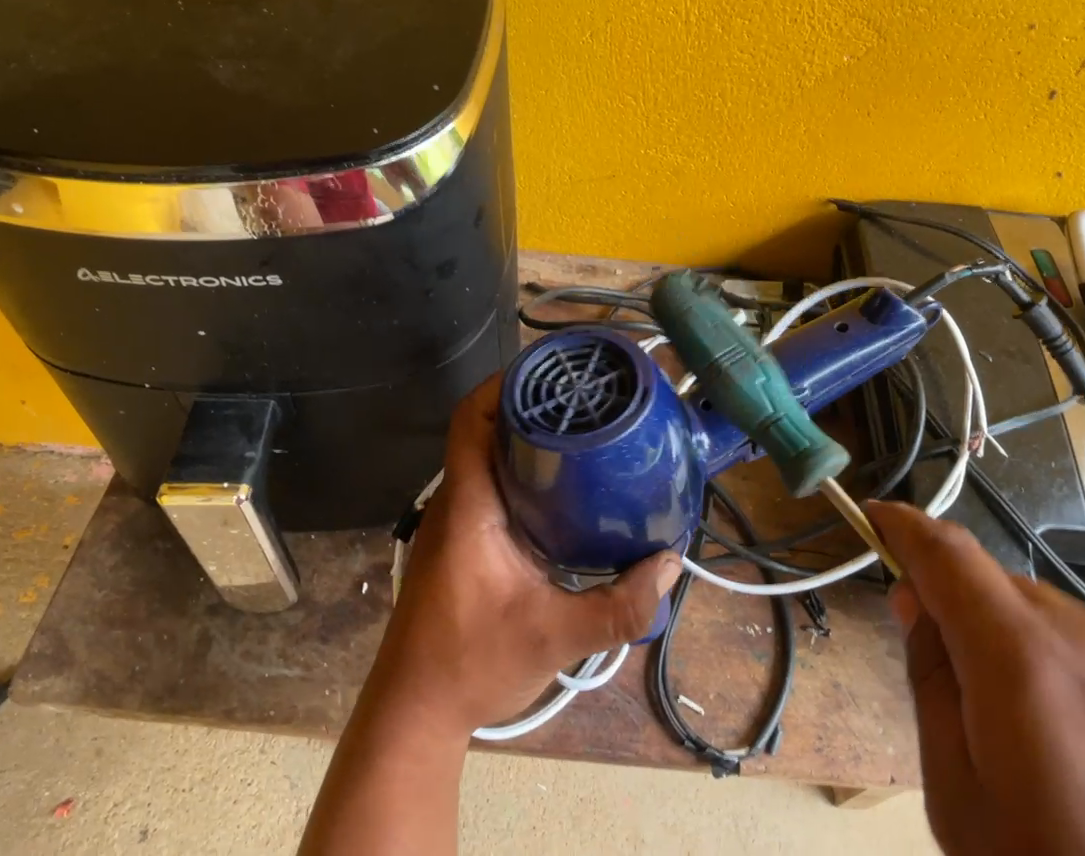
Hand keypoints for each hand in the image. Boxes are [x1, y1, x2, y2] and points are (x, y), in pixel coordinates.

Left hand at [372, 374, 681, 735]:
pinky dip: (526, 476)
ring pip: (490, 460)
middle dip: (533, 408)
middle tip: (589, 402)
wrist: (414, 711)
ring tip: (586, 436)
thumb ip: (619, 606)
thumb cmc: (469, 665)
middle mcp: (456, 503)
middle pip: (486, 431)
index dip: (507, 384)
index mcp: (467, 507)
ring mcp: (455, 524)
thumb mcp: (554, 636)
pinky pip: (493, 488)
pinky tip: (567, 495)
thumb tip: (670, 565)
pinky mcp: (462, 544)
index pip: (473, 419)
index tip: (554, 373)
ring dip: (529, 442)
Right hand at [864, 501, 1084, 855]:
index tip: (875, 517)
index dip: (904, 527)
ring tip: (1026, 737)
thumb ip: (932, 688)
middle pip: (999, 588)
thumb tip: (916, 606)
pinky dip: (1068, 671)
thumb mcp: (961, 802)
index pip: (947, 556)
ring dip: (1015, 644)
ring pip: (1052, 621)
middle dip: (959, 610)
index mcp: (1024, 659)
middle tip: (946, 681)